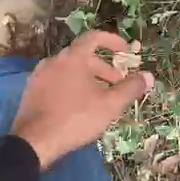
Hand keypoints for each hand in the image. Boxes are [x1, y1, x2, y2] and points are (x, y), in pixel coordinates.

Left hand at [11, 30, 151, 168]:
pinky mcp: (31, 92)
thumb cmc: (75, 118)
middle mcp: (54, 60)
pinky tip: (78, 105)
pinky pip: (57, 81)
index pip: (94, 38)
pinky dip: (71, 85)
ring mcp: (39, 76)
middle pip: (83, 56)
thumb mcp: (109, 105)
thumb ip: (130, 88)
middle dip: (103, 67)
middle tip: (117, 82)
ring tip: (99, 96)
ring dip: (88, 78)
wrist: (33, 142)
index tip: (125, 51)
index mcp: (72, 57)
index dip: (112, 41)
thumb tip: (148, 76)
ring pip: (69, 70)